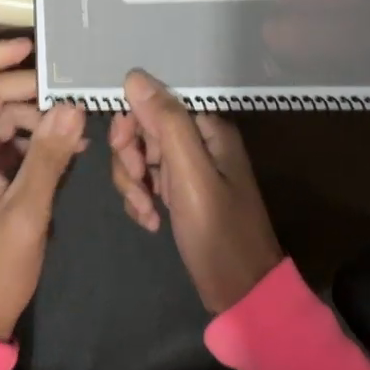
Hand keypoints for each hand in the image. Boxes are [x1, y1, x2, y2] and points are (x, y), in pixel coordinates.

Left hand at [0, 38, 88, 340]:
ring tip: (76, 127)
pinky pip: (14, 145)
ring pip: (5, 119)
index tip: (29, 46)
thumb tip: (71, 106)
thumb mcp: (27, 212)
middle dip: (28, 90)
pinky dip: (39, 141)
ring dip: (38, 117)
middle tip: (69, 97)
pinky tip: (69, 148)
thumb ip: (49, 158)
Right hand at [109, 70, 283, 313]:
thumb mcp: (190, 175)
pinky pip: (144, 181)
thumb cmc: (219, 232)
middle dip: (129, 158)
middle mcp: (198, 141)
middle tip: (138, 186)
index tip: (130, 159)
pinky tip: (151, 222)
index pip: (153, 102)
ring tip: (147, 213)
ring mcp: (188, 168)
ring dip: (132, 183)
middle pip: (142, 129)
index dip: (131, 126)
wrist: (240, 294)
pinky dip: (140, 199)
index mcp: (206, 128)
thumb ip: (165, 122)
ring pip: (138, 156)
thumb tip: (134, 76)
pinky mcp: (180, 193)